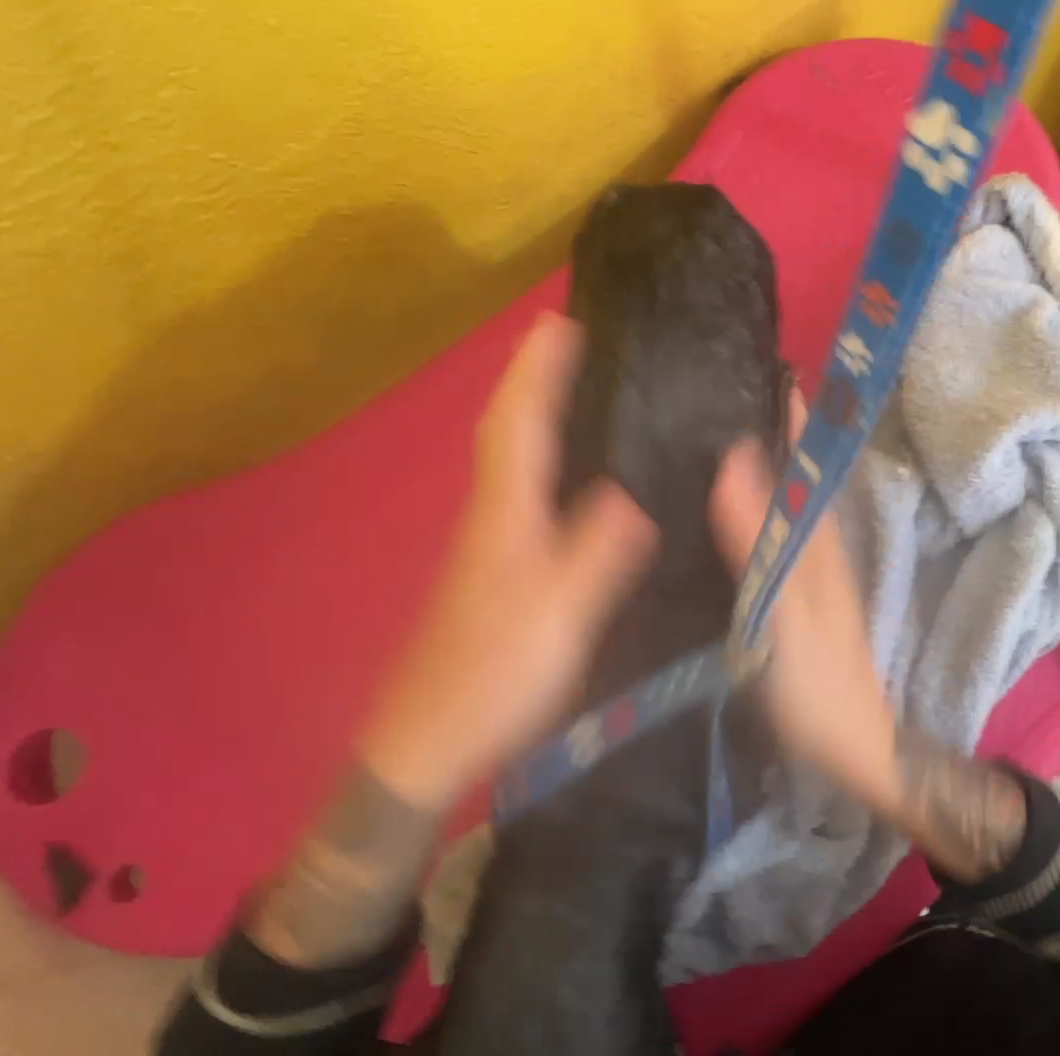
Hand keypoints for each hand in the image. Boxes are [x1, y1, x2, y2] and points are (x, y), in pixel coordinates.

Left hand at [358, 313, 658, 809]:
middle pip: (504, 432)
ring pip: (508, 460)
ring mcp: (487, 545)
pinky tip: (563, 473)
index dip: (537, 372)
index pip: (519, 426)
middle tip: (564, 341)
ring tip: (567, 386)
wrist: (426, 738)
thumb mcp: (559, 616)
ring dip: (529, 412)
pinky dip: (536, 458)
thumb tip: (633, 494)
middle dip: (529, 379)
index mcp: (506, 517)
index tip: (559, 321)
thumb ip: (597, 554)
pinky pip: (518, 491)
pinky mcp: (493, 571)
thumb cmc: (493, 675)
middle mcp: (491, 517)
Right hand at [709, 393, 1024, 884]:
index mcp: (818, 548)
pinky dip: (769, 512)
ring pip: (796, 510)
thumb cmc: (815, 687)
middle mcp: (822, 554)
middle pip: (802, 484)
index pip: (806, 470)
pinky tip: (743, 514)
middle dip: (784, 438)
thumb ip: (760, 544)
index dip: (797, 424)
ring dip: (776, 471)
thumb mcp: (782, 615)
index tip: (779, 373)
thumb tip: (737, 464)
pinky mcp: (805, 605)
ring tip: (737, 438)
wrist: (853, 747)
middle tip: (745, 395)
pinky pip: (786, 541)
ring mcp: (816, 581)